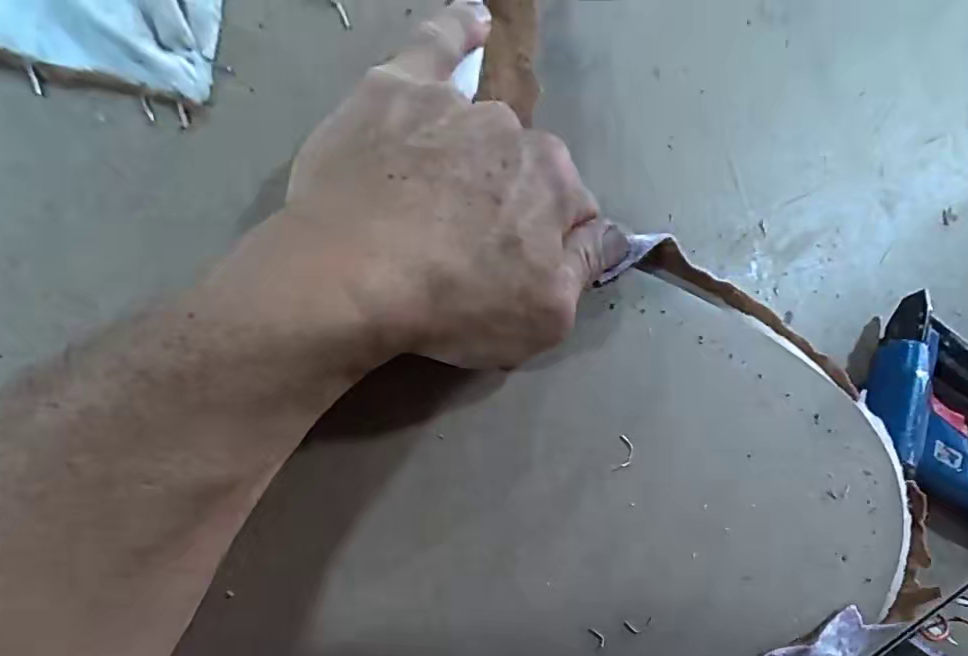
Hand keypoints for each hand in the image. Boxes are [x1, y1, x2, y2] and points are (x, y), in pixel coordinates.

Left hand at [225, 1, 626, 371]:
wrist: (352, 277)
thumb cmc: (461, 305)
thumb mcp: (549, 314)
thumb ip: (588, 266)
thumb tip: (615, 236)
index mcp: (556, 186)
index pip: (576, 214)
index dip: (556, 248)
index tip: (527, 273)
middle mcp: (513, 133)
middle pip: (530, 169)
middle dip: (518, 204)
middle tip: (479, 252)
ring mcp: (454, 105)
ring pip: (486, 126)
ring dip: (482, 157)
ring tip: (450, 197)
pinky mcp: (395, 90)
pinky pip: (437, 43)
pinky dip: (458, 32)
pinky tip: (474, 23)